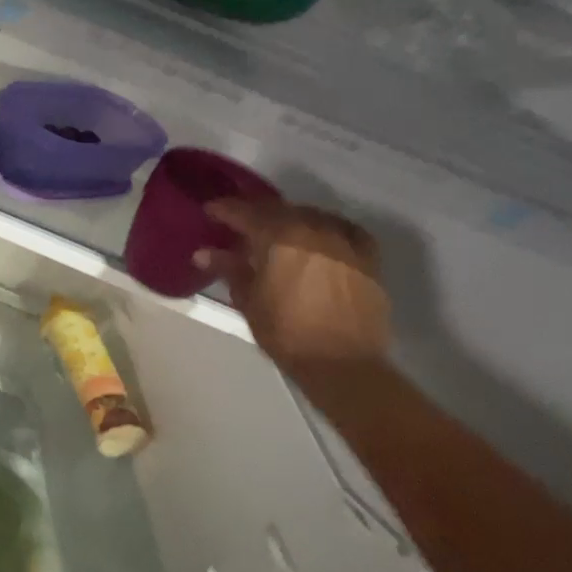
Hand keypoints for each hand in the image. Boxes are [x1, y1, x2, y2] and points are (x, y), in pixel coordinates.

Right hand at [195, 200, 391, 387]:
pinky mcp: (368, 257)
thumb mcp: (247, 299)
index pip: (244, 212)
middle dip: (256, 212)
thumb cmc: (285, 330)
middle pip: (278, 209)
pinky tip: (319, 238)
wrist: (343, 363)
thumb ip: (228, 268)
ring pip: (311, 215)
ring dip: (290, 218)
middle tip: (239, 222)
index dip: (224, 209)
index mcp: (279, 237)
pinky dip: (327, 228)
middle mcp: (313, 229)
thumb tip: (204, 253)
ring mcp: (344, 241)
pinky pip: (344, 229)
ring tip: (277, 231)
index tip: (210, 211)